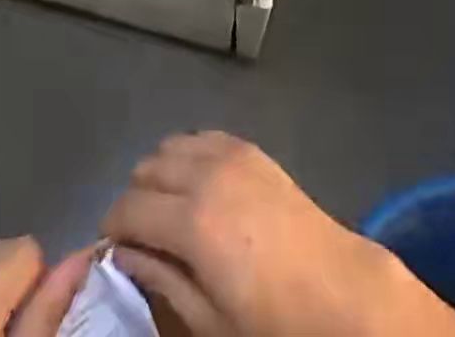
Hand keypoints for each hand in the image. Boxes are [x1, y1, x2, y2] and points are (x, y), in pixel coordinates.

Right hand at [101, 132, 454, 336]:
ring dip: (159, 174)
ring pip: (167, 146)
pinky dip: (188, 154)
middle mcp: (204, 174)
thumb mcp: (210, 319)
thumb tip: (124, 255)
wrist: (341, 291)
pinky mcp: (249, 148)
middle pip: (143, 170)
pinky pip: (201, 136)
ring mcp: (229, 155)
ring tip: (171, 208)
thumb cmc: (274, 318)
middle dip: (135, 201)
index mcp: (191, 220)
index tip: (116, 249)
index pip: (127, 208)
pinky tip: (200, 184)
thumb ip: (160, 279)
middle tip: (145, 234)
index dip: (113, 229)